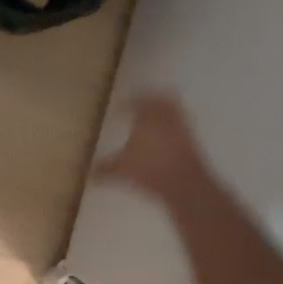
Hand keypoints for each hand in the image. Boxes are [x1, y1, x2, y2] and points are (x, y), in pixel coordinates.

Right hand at [95, 93, 210, 198]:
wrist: (185, 184)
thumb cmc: (149, 170)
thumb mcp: (121, 171)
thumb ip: (105, 169)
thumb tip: (90, 174)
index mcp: (146, 118)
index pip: (136, 102)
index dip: (127, 103)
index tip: (119, 107)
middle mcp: (165, 118)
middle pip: (160, 99)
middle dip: (150, 99)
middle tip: (140, 103)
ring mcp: (181, 128)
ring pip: (174, 109)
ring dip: (165, 109)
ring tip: (155, 116)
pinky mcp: (192, 140)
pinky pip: (182, 124)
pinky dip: (174, 124)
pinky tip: (167, 136)